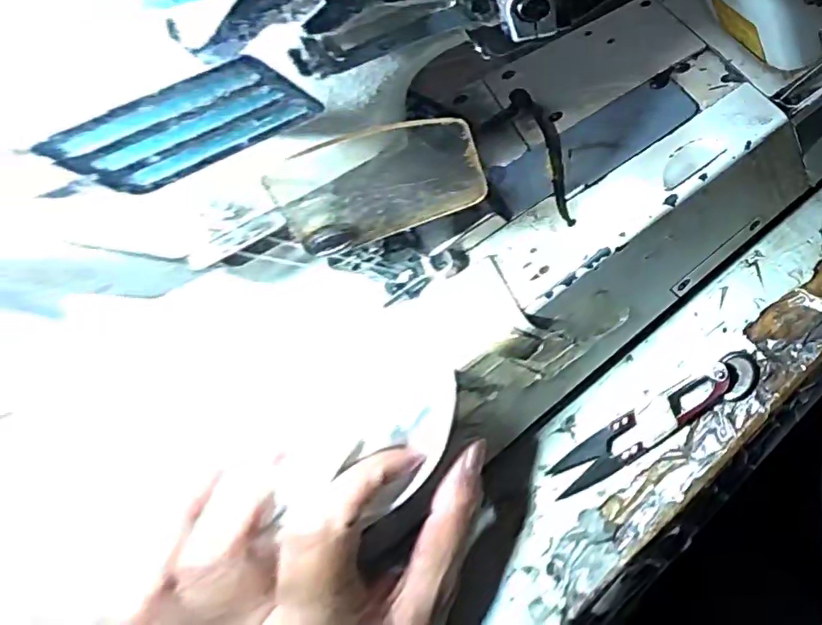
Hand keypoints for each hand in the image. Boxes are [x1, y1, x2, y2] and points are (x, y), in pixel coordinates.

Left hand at [128, 443, 483, 624]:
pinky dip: (152, 548)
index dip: (363, 477)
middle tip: (295, 440)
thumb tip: (467, 456)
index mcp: (318, 616)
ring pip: (153, 583)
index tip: (404, 452)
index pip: (321, 532)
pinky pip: (129, 605)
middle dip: (252, 488)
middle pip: (217, 558)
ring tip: (228, 461)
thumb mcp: (426, 601)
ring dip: (186, 513)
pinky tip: (188, 504)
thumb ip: (446, 530)